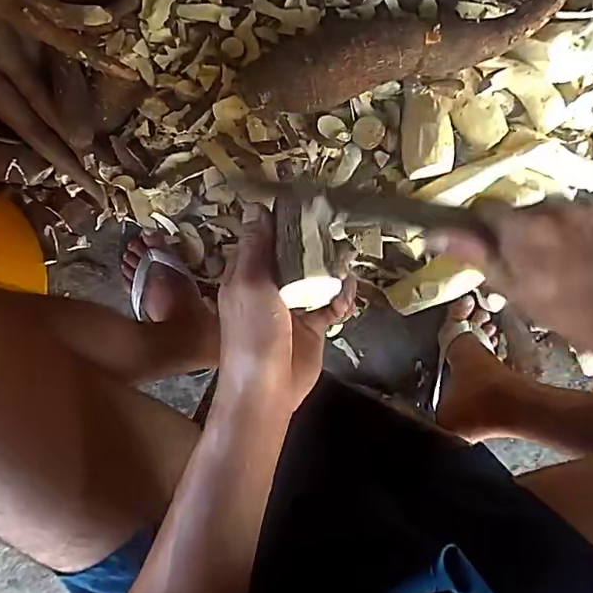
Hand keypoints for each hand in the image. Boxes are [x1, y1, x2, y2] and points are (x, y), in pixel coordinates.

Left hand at [216, 208, 356, 410]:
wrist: (267, 388)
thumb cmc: (252, 333)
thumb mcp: (250, 284)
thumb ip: (257, 247)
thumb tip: (257, 207)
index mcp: (245, 273)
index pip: (263, 238)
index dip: (281, 222)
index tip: (306, 204)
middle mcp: (268, 285)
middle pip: (293, 255)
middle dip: (314, 245)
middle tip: (335, 232)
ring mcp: (291, 305)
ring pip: (316, 277)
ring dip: (332, 271)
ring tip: (346, 263)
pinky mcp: (312, 324)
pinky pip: (331, 303)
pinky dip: (342, 299)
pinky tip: (347, 297)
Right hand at [432, 203, 592, 378]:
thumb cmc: (557, 308)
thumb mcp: (506, 285)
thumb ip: (470, 253)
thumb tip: (434, 235)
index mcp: (520, 225)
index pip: (484, 206)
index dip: (480, 224)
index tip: (485, 242)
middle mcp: (550, 208)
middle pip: (517, 210)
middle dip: (514, 229)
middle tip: (521, 261)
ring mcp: (581, 210)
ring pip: (546, 212)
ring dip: (542, 229)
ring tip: (552, 262)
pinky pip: (574, 216)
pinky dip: (569, 231)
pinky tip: (575, 257)